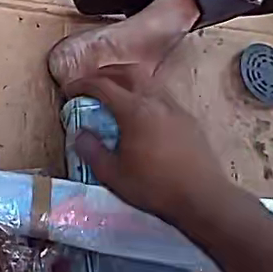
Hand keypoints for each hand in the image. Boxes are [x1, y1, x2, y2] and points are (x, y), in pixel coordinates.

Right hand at [70, 64, 249, 226]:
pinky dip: (143, 95)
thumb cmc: (153, 186)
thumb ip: (91, 149)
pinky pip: (162, 96)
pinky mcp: (189, 121)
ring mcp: (176, 109)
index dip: (81, 85)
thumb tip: (80, 132)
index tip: (68, 92)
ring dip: (127, 82)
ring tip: (113, 96)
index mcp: (135, 111)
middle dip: (105, 73)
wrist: (204, 199)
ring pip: (149, 81)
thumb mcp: (110, 173)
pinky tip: (138, 114)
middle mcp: (157, 102)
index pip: (102, 85)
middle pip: (129, 72)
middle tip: (90, 84)